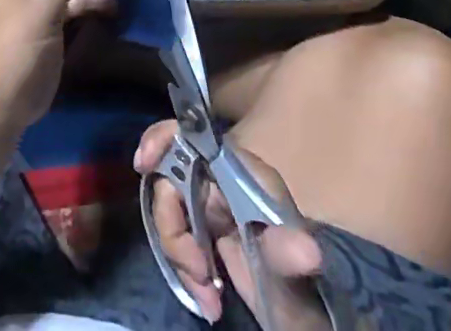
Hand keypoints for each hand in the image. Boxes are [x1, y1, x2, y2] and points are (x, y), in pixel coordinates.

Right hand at [136, 121, 328, 327]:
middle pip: (172, 181)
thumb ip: (289, 254)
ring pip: (171, 216)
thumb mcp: (293, 269)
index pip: (197, 137)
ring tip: (207, 294)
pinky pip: (178, 243)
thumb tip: (307, 252)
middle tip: (196, 269)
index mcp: (243, 173)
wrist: (303, 317)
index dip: (165, 139)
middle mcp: (223, 184)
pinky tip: (208, 300)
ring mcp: (212, 210)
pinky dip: (185, 272)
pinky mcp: (205, 238)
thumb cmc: (300, 285)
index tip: (143, 162)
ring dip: (179, 256)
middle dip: (173, 227)